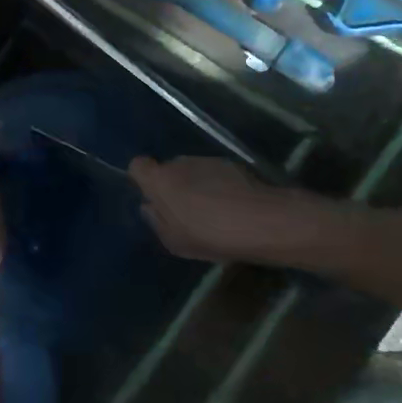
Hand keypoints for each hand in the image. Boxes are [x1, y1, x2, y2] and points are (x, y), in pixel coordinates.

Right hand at [127, 156, 335, 264]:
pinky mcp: (233, 164)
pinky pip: (214, 174)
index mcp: (160, 180)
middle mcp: (181, 163)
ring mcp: (208, 161)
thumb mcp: (175, 241)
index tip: (152, 199)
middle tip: (183, 213)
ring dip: (195, 186)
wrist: (263, 221)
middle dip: (172, 186)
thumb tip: (150, 207)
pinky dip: (217, 187)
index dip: (142, 179)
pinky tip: (231, 208)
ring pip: (192, 171)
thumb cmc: (211, 234)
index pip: (138, 165)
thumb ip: (157, 221)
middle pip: (167, 168)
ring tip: (211, 213)